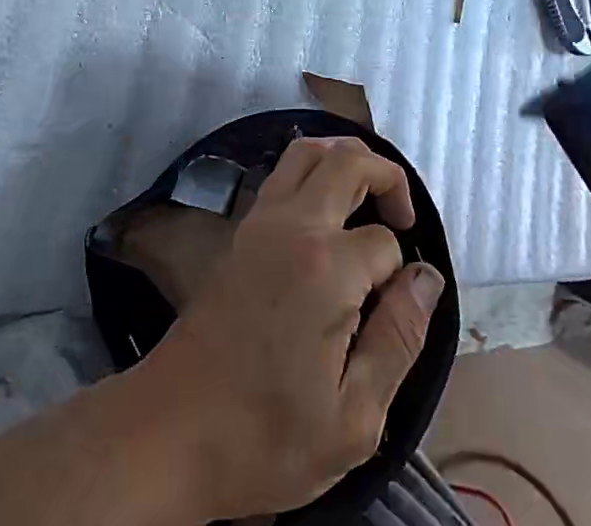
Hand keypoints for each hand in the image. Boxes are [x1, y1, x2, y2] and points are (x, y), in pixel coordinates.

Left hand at [135, 136, 446, 520]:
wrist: (163, 437)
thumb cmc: (262, 439)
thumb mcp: (353, 417)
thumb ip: (399, 338)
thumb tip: (426, 278)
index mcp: (325, 269)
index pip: (385, 242)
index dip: (399, 275)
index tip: (390, 313)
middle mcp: (292, 227)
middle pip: (349, 160)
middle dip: (389, 178)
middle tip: (402, 221)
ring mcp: (258, 224)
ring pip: (308, 152)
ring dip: (349, 161)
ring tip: (370, 201)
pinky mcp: (238, 234)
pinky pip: (283, 175)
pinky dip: (316, 173)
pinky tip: (329, 213)